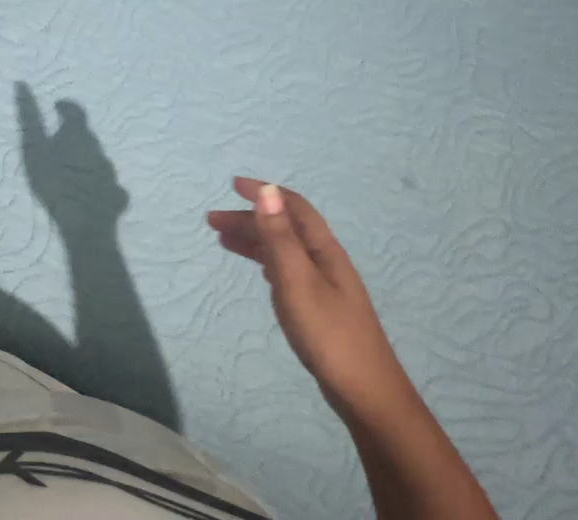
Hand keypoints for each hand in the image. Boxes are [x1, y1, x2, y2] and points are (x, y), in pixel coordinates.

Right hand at [17, 83, 129, 229]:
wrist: (83, 224)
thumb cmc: (55, 183)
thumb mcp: (34, 149)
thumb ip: (29, 119)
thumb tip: (23, 85)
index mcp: (80, 136)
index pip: (76, 112)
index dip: (66, 107)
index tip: (56, 106)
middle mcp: (100, 151)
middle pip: (87, 137)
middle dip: (74, 137)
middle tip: (57, 146)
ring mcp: (111, 175)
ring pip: (98, 161)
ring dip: (86, 161)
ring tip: (71, 171)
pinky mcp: (116, 197)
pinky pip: (109, 186)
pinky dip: (100, 185)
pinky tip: (93, 194)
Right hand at [207, 178, 413, 413]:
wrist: (365, 392)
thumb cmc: (328, 332)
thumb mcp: (297, 280)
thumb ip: (280, 236)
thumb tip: (267, 190)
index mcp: (324, 250)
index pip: (293, 208)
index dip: (265, 193)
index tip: (233, 185)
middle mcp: (326, 261)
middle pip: (285, 227)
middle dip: (250, 218)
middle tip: (212, 221)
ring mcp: (325, 285)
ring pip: (284, 249)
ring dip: (255, 239)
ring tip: (223, 240)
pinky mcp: (320, 306)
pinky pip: (287, 269)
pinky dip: (266, 260)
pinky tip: (258, 268)